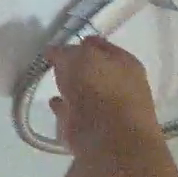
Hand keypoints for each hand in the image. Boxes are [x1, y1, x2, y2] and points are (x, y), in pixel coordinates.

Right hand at [46, 35, 162, 156]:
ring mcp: (107, 106)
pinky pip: (72, 108)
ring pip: (84, 88)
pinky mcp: (91, 124)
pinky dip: (64, 104)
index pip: (101, 45)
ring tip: (52, 78)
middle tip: (55, 58)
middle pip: (93, 68)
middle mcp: (121, 84)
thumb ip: (66, 50)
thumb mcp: (79, 55)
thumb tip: (56, 52)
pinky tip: (54, 101)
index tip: (64, 40)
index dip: (83, 41)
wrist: (109, 136)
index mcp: (125, 64)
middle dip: (76, 63)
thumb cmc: (99, 88)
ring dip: (71, 84)